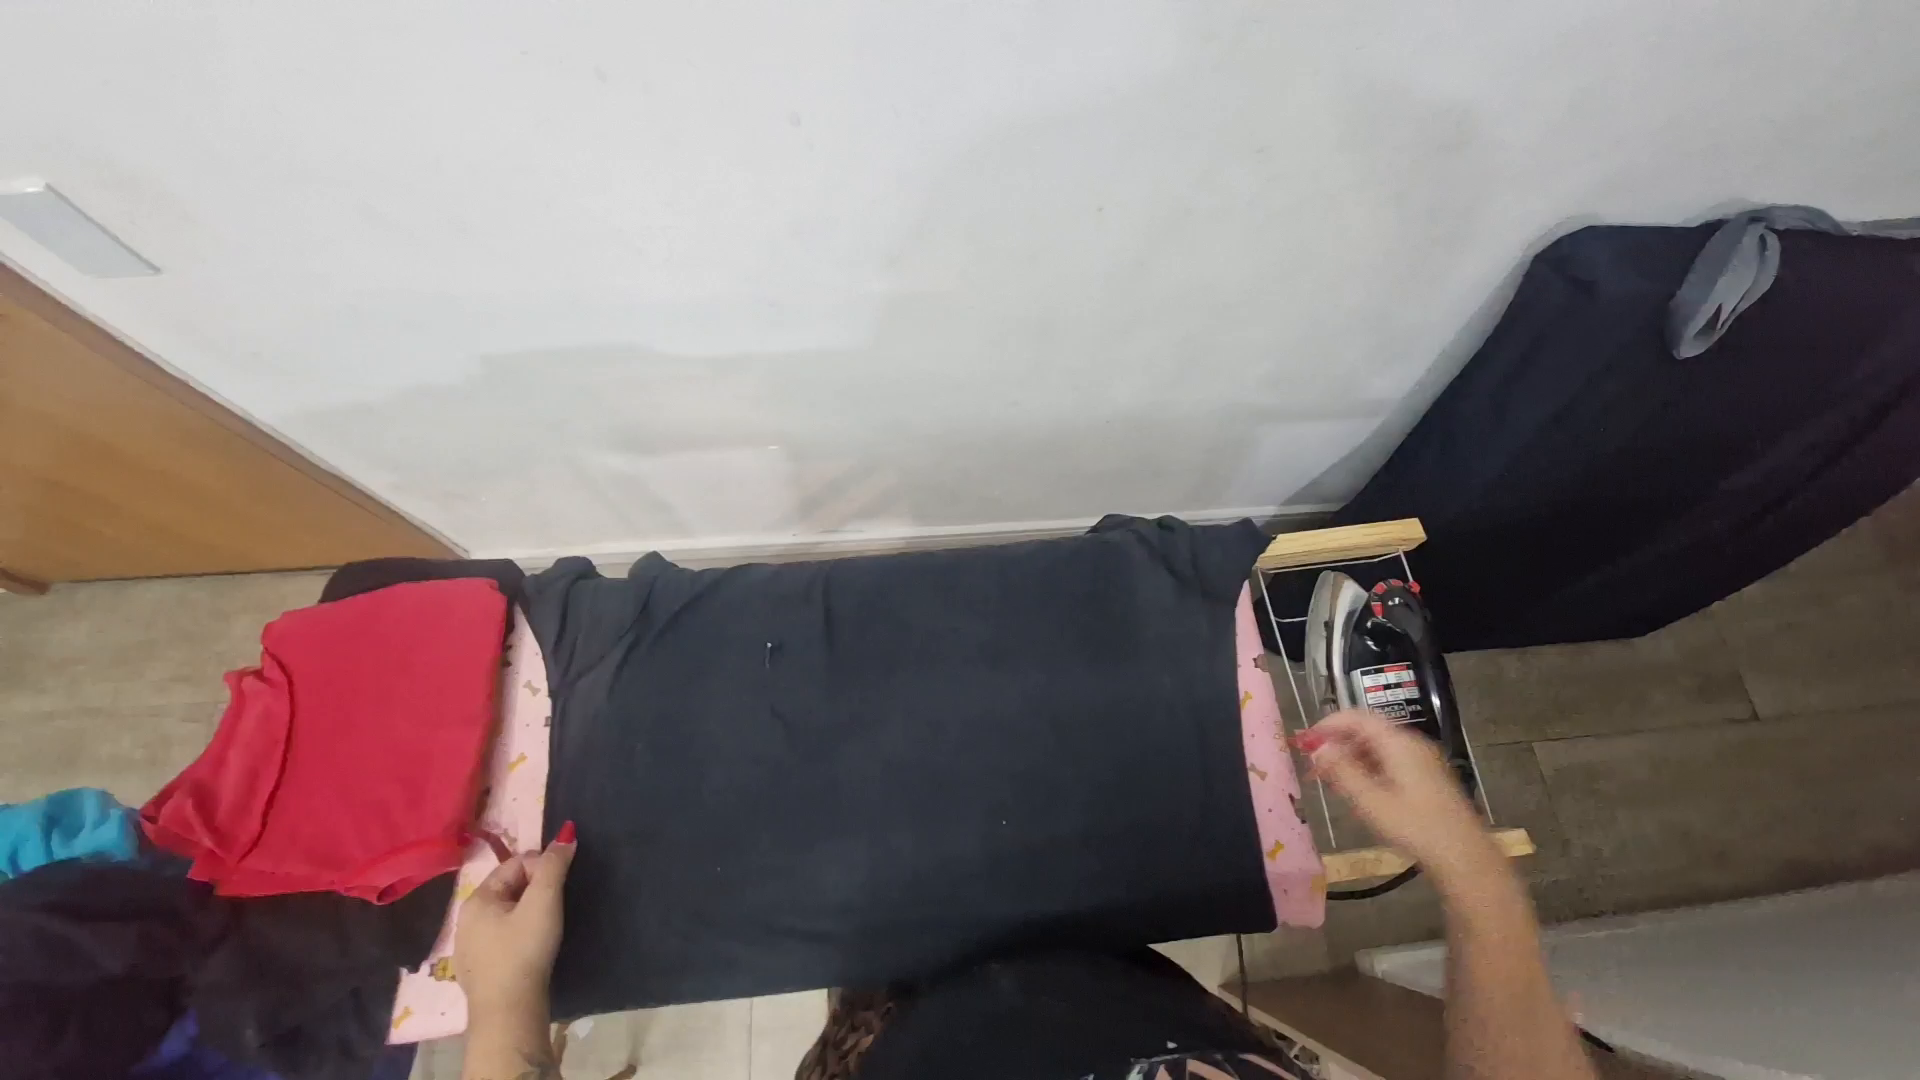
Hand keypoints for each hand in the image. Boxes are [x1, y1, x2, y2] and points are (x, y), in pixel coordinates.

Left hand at [454, 821, 576, 1020]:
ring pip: (508, 912)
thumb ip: (555, 864)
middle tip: (555, 908)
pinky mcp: (478, 969)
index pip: (518, 864)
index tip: (558, 888)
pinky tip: (531, 948)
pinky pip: (502, 936)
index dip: (543, 869)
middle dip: (537, 890)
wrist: (508, 1011)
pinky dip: (519, 933)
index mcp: (477, 898)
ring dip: (530, 911)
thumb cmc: (524, 949)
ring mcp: (469, 946)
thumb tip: (566, 832)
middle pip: (511, 886)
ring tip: (547, 927)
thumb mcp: (544, 901)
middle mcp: (466, 919)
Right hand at [1300, 710, 1496, 880]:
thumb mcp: (1370, 800)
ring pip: (1377, 748)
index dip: (1327, 725)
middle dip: (1337, 745)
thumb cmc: (1415, 827)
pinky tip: (1356, 790)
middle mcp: (1412, 745)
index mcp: (1399, 743)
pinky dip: (1367, 769)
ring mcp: (1422, 761)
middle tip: (1314, 766)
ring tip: (1330, 781)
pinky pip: (1389, 762)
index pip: (1356, 718)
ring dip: (1350, 759)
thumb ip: (1341, 771)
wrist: (1466, 858)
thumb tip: (1318, 749)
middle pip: (1366, 731)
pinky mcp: (1427, 778)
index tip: (1306, 742)